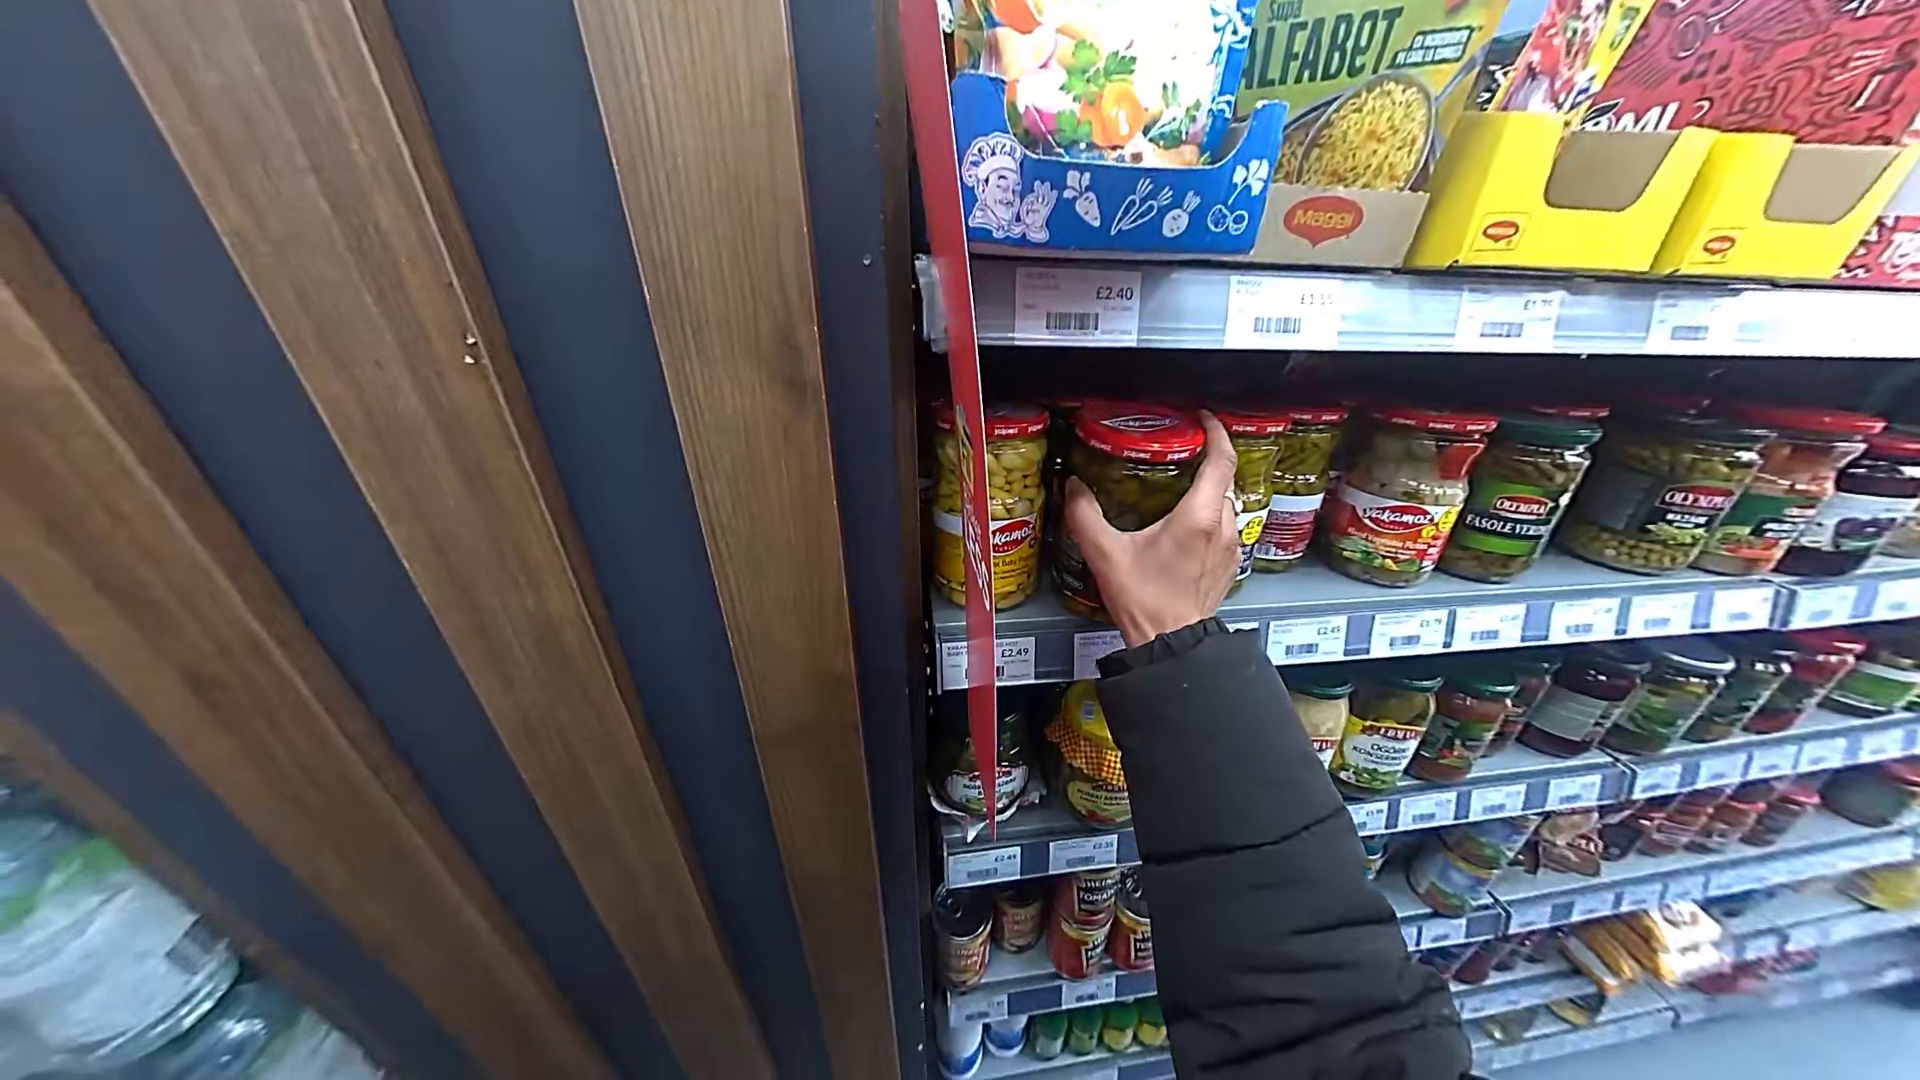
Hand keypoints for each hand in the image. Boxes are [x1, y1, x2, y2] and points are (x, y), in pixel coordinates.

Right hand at [1065, 410, 1241, 647]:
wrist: (1170, 644)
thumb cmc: (1143, 599)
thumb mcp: (1105, 554)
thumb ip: (1085, 515)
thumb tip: (1074, 486)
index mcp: (1199, 517)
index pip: (1221, 459)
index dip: (1215, 432)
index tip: (1201, 419)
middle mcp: (1223, 528)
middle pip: (1225, 479)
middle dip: (1208, 461)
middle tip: (1182, 453)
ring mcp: (1230, 548)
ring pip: (1228, 504)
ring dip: (1210, 491)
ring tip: (1182, 488)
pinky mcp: (1228, 565)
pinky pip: (1228, 528)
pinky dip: (1212, 517)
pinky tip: (1187, 526)